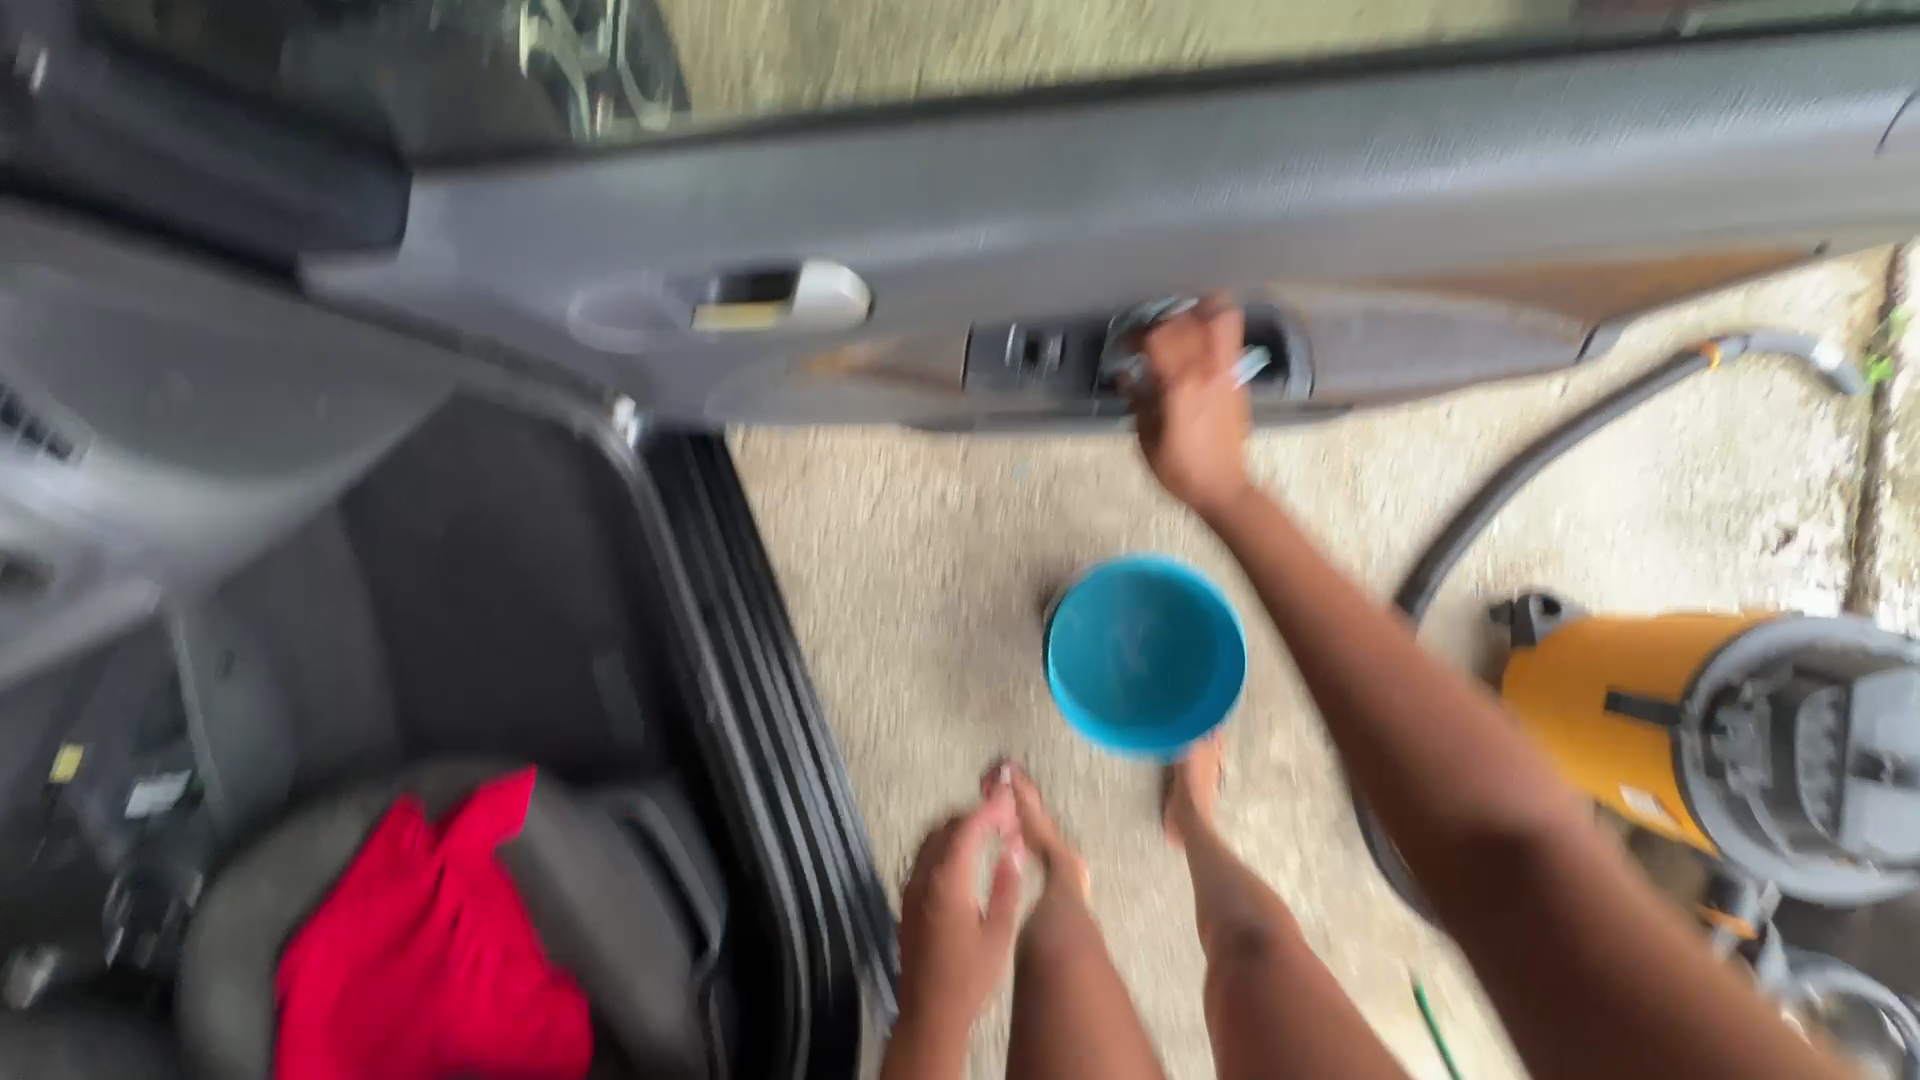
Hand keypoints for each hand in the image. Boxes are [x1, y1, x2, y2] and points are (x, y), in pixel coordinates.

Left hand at [895, 786, 1024, 1040]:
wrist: (928, 1013)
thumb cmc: (969, 978)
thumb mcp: (999, 933)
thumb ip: (1006, 886)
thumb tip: (1013, 849)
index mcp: (948, 882)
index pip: (968, 828)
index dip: (989, 809)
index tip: (1008, 798)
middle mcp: (924, 876)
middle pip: (947, 826)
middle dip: (975, 814)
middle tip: (1004, 818)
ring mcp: (911, 886)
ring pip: (932, 838)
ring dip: (958, 827)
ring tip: (988, 832)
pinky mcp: (907, 899)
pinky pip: (925, 855)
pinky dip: (945, 844)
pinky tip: (965, 856)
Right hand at [1132, 296, 1253, 518]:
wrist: (1224, 487)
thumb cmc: (1180, 470)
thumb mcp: (1146, 439)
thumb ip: (1137, 401)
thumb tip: (1127, 376)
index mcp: (1178, 386)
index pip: (1155, 339)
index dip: (1135, 335)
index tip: (1124, 344)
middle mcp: (1206, 371)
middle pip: (1185, 321)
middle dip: (1162, 321)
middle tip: (1148, 334)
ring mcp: (1226, 372)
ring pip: (1218, 319)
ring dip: (1198, 312)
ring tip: (1181, 319)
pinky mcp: (1237, 379)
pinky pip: (1230, 339)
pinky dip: (1215, 327)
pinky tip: (1199, 338)